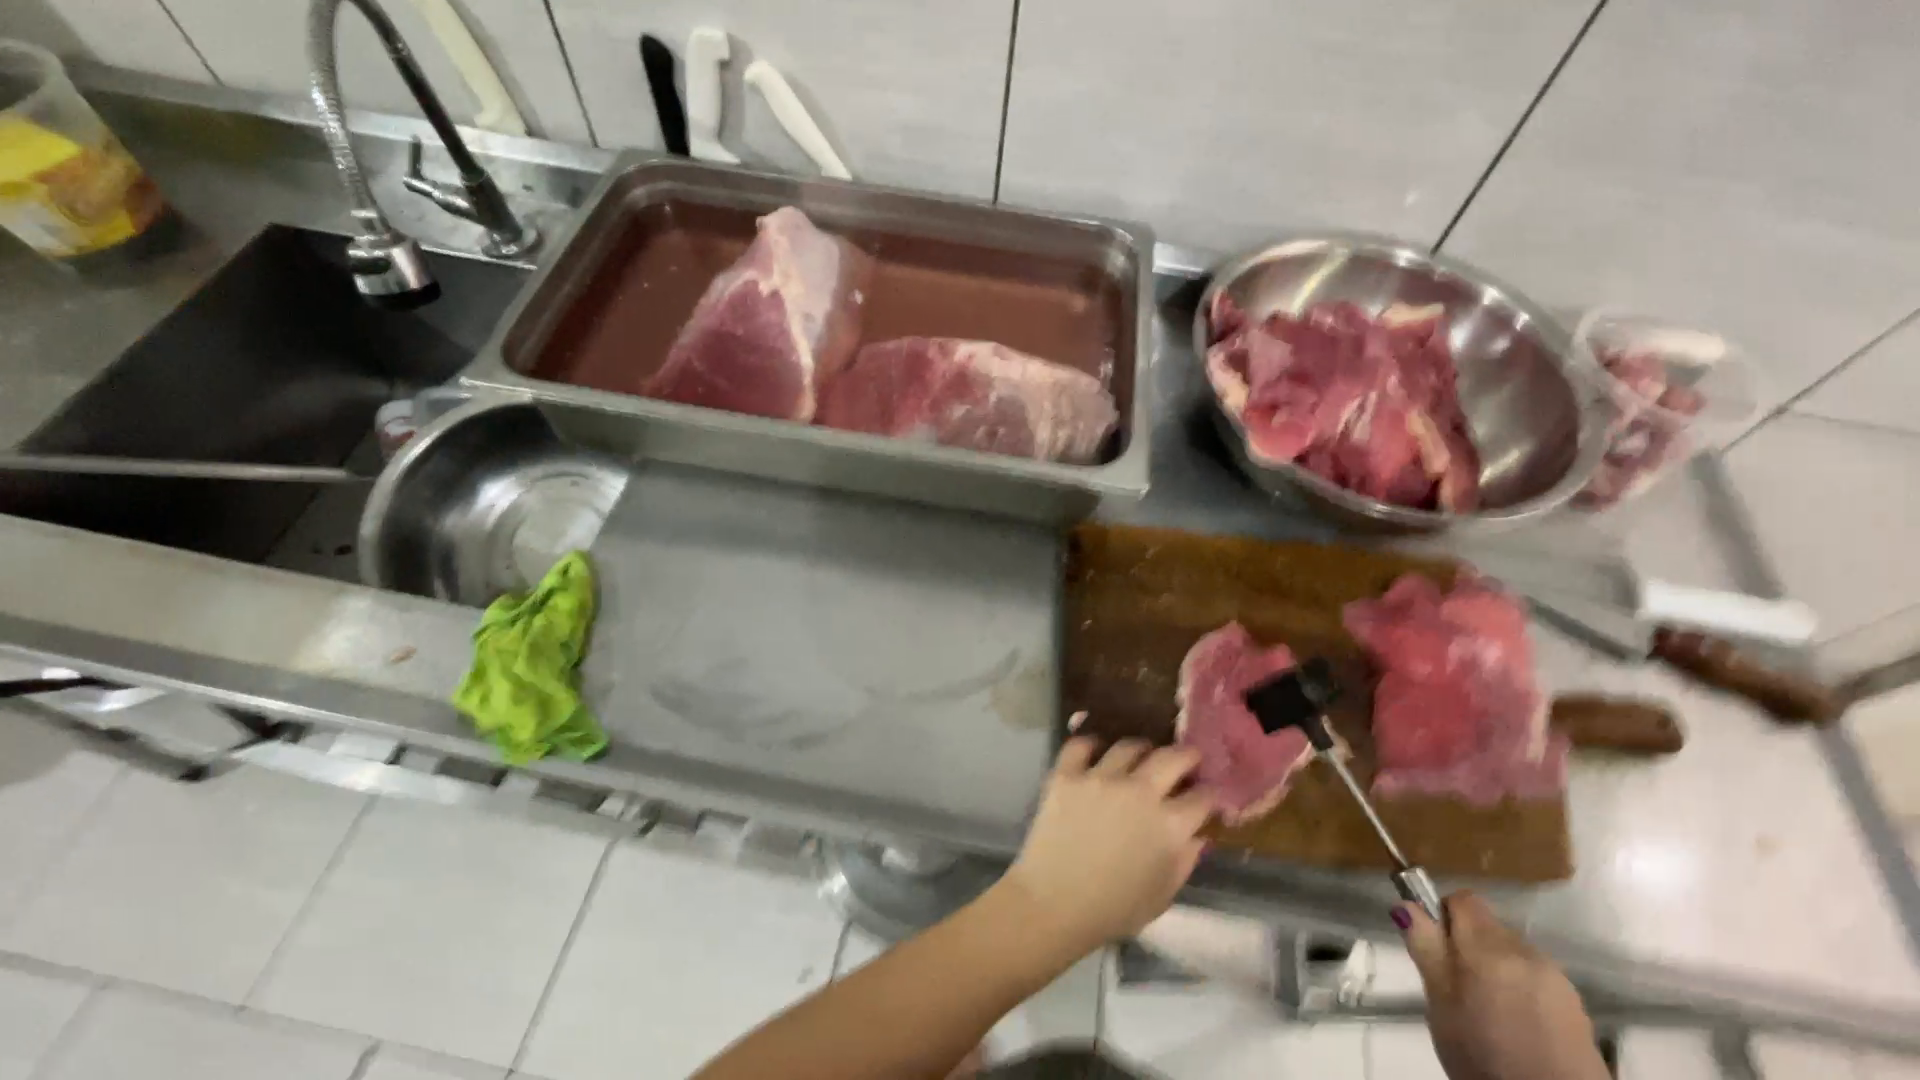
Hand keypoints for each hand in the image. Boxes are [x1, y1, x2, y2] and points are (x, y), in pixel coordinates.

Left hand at [998, 738, 1214, 954]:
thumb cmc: (1113, 910)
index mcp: (1170, 825)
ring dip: (1141, 750)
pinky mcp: (1066, 776)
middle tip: (1186, 760)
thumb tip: (1198, 835)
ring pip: (1129, 746)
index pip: (1202, 797)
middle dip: (1186, 756)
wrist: (1053, 905)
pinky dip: (1089, 746)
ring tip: (1139, 757)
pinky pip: (1080, 746)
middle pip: (1172, 757)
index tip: (1205, 795)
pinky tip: (1094, 754)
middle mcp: (1139, 792)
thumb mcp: (1163, 894)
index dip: (1209, 795)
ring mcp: (1100, 779)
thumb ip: (1185, 860)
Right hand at [1399, 892, 1609, 1079]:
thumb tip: (1406, 905)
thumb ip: (1426, 951)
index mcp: (1489, 947)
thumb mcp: (1441, 1007)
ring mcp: (1556, 978)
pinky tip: (1517, 1028)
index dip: (1443, 915)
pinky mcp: (1576, 1006)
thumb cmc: (1485, 1060)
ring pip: (1511, 954)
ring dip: (1494, 970)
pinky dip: (1519, 991)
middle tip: (1455, 991)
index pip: (1463, 900)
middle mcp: (1526, 952)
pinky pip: (1535, 979)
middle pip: (1488, 928)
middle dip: (1467, 948)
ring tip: (1487, 1014)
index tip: (1434, 950)